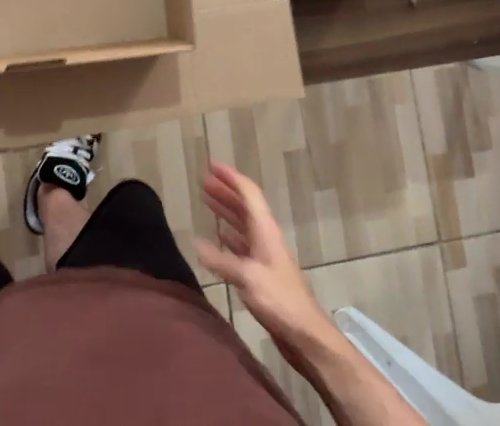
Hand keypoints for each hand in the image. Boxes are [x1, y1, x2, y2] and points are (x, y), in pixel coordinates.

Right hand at [196, 163, 332, 363]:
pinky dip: (229, 235)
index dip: (231, 178)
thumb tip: (195, 242)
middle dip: (226, 191)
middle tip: (204, 181)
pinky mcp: (262, 272)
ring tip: (207, 200)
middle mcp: (266, 237)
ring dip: (226, 210)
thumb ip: (221, 260)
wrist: (304, 332)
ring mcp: (265, 255)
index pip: (249, 194)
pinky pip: (242, 244)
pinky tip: (219, 236)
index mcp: (266, 231)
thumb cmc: (279, 300)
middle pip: (245, 206)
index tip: (212, 166)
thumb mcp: (247, 278)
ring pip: (243, 224)